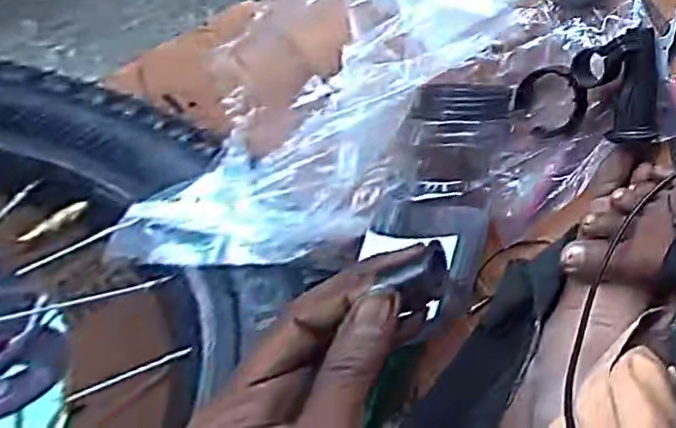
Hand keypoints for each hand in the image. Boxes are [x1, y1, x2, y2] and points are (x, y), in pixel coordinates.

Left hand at [189, 246, 425, 427]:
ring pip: (347, 351)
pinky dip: (395, 356)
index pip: (303, 314)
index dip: (358, 283)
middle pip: (326, 327)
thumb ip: (347, 369)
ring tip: (436, 293)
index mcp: (240, 398)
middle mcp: (262, 397)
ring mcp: (291, 413)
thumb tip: (383, 295)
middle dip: (380, 294)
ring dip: (394, 320)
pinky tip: (427, 331)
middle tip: (431, 267)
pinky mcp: (321, 425)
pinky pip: (360, 381)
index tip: (410, 263)